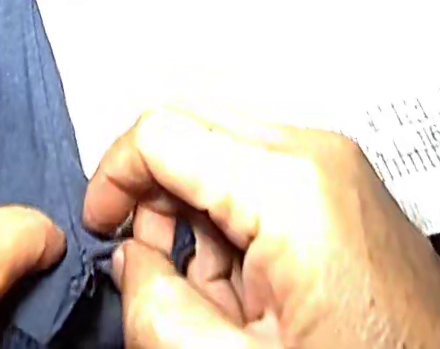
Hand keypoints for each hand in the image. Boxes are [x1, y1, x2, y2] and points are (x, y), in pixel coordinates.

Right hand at [84, 108, 439, 348]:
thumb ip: (159, 312)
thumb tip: (131, 262)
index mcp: (291, 185)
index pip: (161, 132)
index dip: (113, 175)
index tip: (100, 223)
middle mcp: (313, 152)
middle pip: (187, 126)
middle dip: (151, 192)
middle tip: (147, 265)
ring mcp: (331, 162)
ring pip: (214, 146)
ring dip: (188, 211)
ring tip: (208, 296)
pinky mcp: (338, 181)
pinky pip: (250, 170)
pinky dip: (225, 217)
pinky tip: (245, 287)